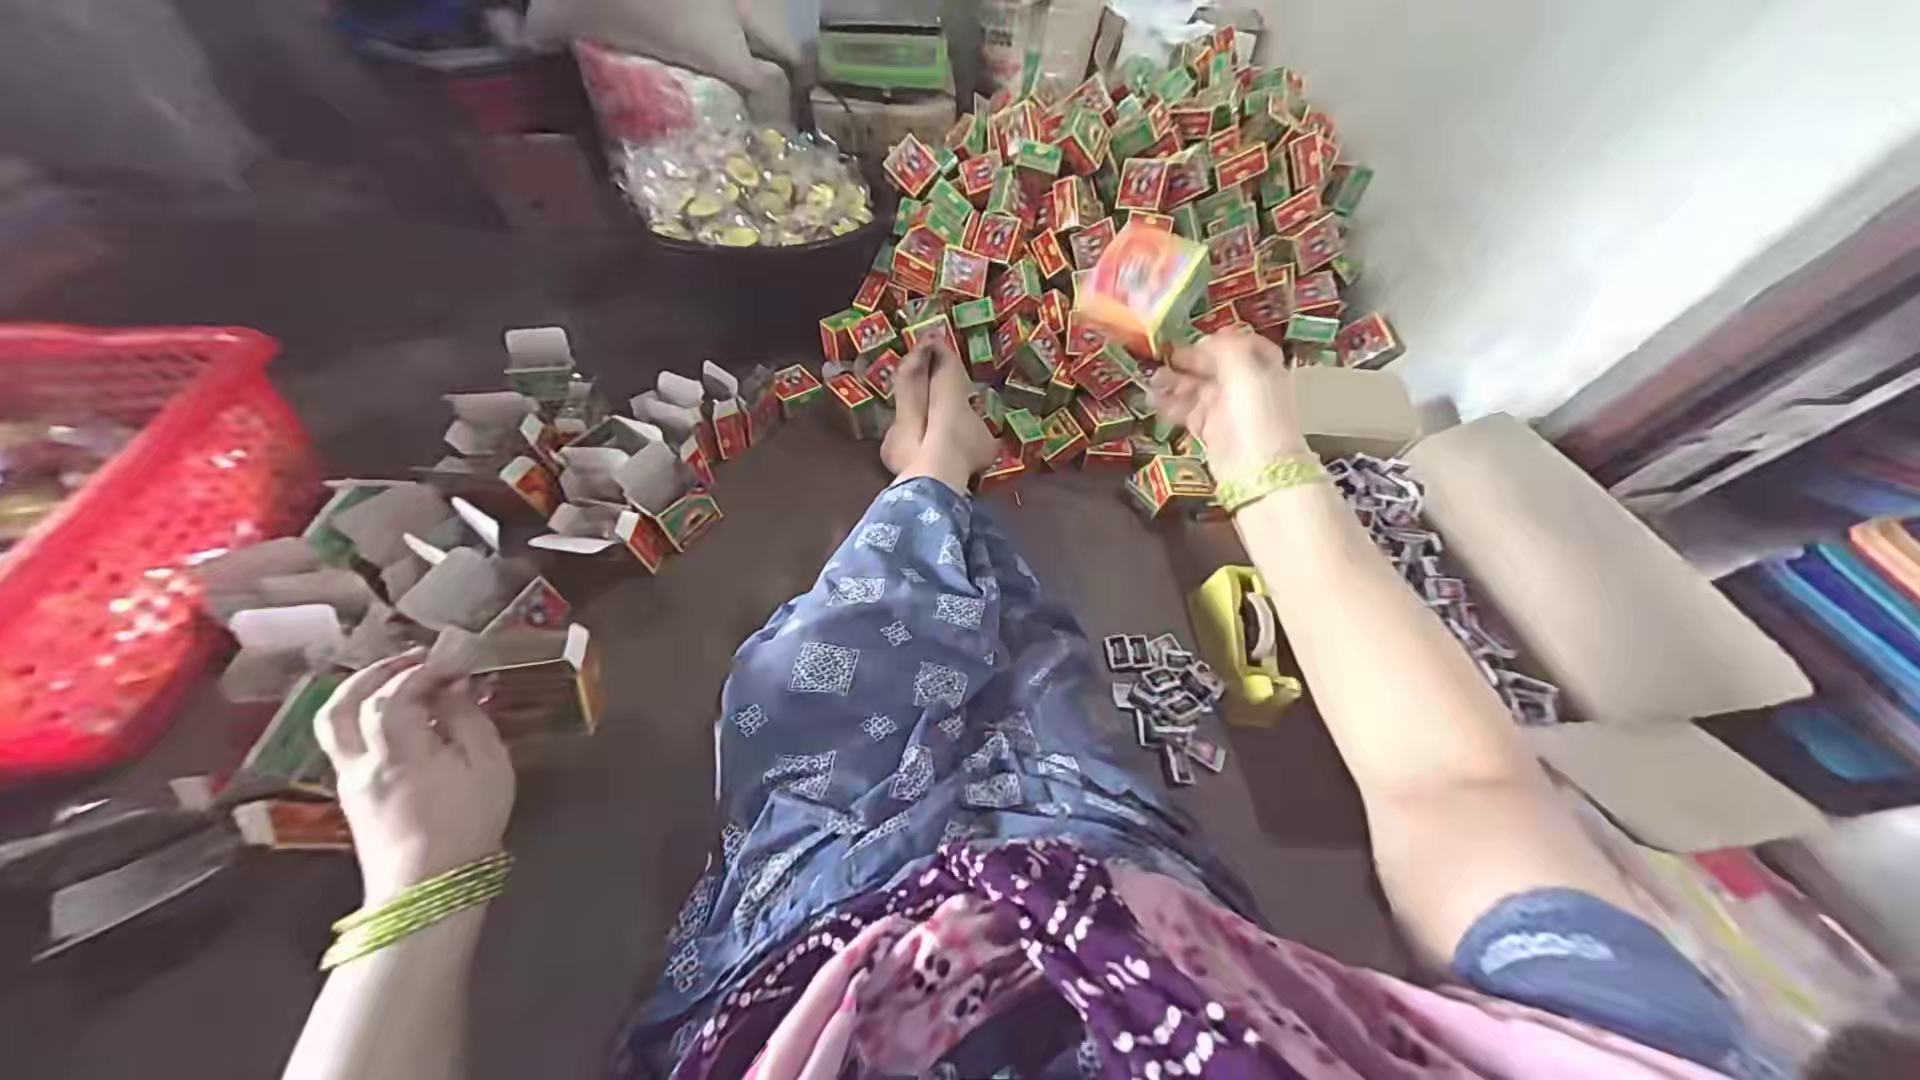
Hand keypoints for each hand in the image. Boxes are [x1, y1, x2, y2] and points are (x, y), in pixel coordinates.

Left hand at [313, 650, 514, 906]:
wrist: (430, 885)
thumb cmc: (469, 820)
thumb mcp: (488, 765)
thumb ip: (468, 720)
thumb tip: (454, 688)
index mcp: (397, 755)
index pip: (390, 697)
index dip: (421, 672)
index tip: (454, 663)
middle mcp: (360, 763)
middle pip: (339, 706)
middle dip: (375, 673)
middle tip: (414, 658)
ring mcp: (349, 779)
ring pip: (333, 723)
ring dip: (364, 691)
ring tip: (404, 678)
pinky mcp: (352, 792)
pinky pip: (348, 740)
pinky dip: (369, 714)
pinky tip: (405, 714)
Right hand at [1149, 329, 1309, 479]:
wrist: (1255, 468)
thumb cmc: (1256, 417)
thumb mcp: (1245, 374)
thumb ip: (1225, 351)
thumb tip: (1206, 340)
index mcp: (1260, 368)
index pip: (1240, 345)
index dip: (1218, 341)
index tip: (1195, 340)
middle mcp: (1243, 386)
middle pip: (1212, 366)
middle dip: (1187, 361)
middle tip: (1163, 357)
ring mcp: (1224, 408)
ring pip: (1194, 388)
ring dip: (1173, 382)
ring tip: (1152, 380)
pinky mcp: (1208, 428)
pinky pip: (1185, 410)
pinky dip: (1169, 404)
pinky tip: (1153, 399)